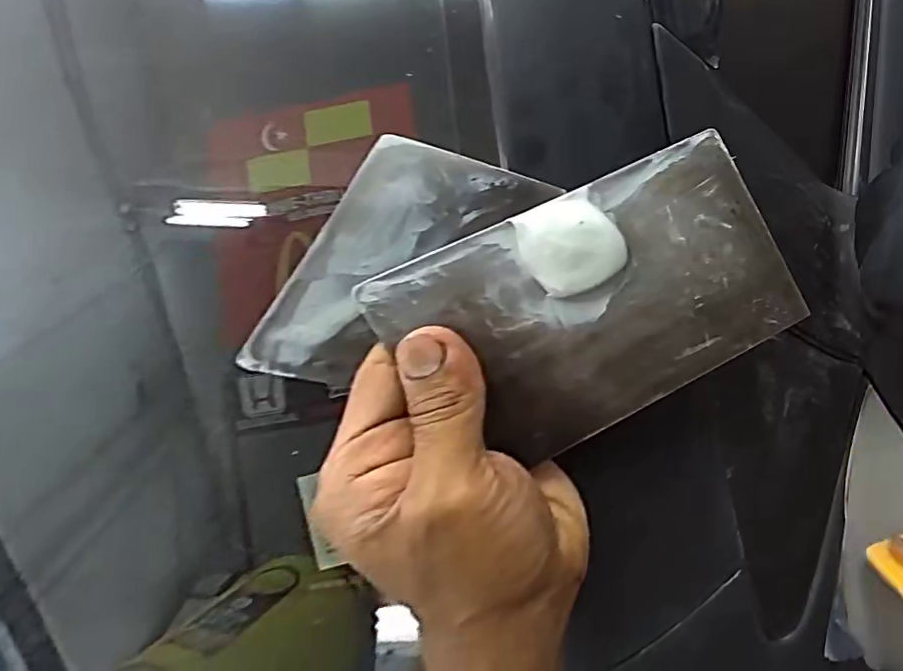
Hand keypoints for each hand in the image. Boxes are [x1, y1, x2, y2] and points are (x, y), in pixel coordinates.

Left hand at [311, 328, 588, 670]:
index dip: (417, 338)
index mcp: (365, 464)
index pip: (382, 374)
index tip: (455, 299)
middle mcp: (404, 446)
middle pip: (427, 368)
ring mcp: (454, 441)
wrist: (535, 603)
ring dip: (492, 351)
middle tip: (496, 300)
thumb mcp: (451, 492)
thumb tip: (428, 338)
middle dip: (460, 340)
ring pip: (468, 373)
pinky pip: (504, 388)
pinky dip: (518, 369)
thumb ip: (442, 413)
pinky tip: (537, 344)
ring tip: (519, 313)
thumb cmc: (478, 569)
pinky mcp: (498, 438)